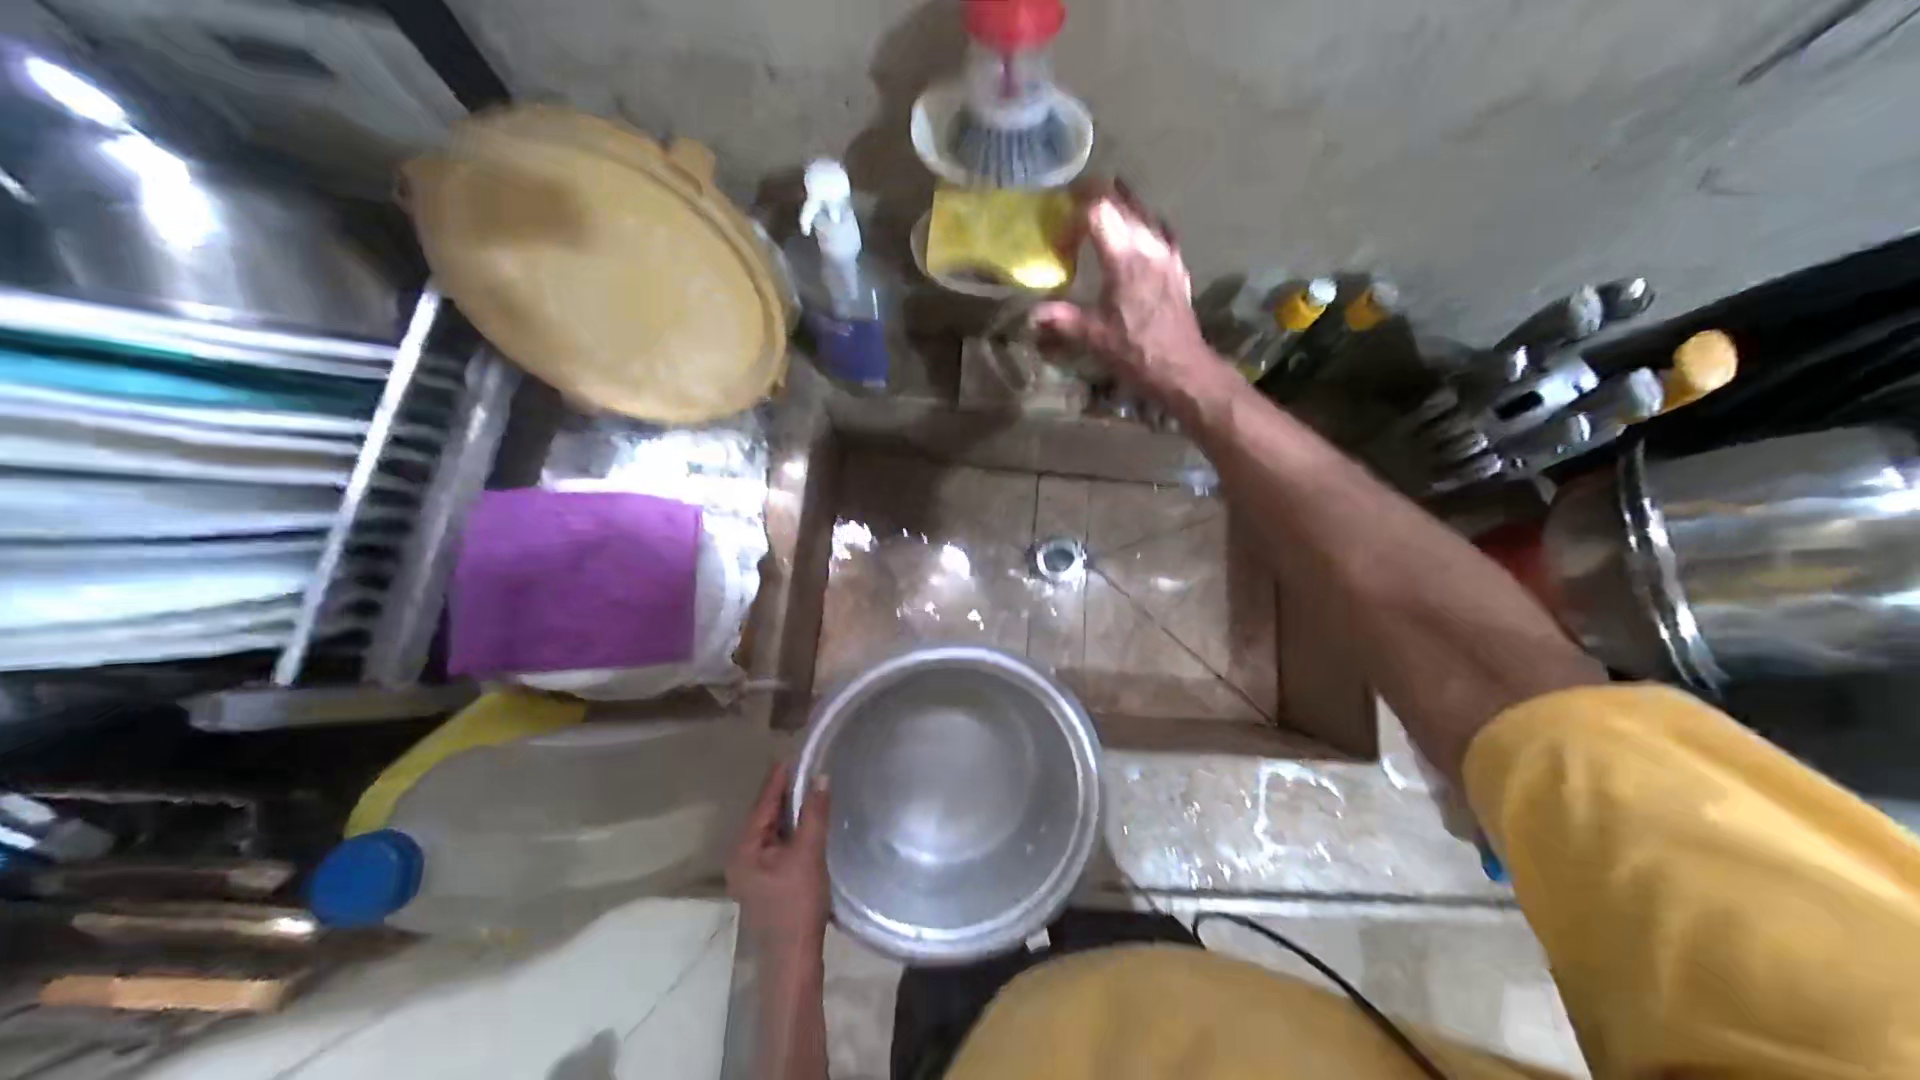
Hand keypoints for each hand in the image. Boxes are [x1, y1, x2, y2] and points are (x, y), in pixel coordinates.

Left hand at [726, 763, 830, 955]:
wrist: (794, 958)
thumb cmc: (797, 903)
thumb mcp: (808, 853)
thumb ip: (814, 813)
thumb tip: (821, 777)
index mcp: (744, 848)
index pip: (763, 804)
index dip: (779, 779)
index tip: (793, 756)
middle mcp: (740, 857)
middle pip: (764, 816)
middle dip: (784, 794)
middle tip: (806, 769)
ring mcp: (751, 873)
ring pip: (771, 832)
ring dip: (789, 813)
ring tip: (810, 790)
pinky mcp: (764, 883)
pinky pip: (776, 846)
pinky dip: (791, 831)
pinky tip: (807, 824)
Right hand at [1031, 182, 1216, 400]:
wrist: (1181, 368)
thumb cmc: (1135, 352)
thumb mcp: (1093, 336)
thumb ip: (1061, 319)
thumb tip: (1031, 315)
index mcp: (1124, 258)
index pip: (1100, 210)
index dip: (1079, 203)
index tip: (1063, 206)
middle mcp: (1149, 247)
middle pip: (1126, 204)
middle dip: (1102, 196)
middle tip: (1080, 197)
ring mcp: (1168, 255)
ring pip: (1147, 214)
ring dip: (1126, 205)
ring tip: (1108, 204)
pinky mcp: (1178, 268)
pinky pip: (1162, 233)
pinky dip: (1146, 225)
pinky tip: (1140, 234)